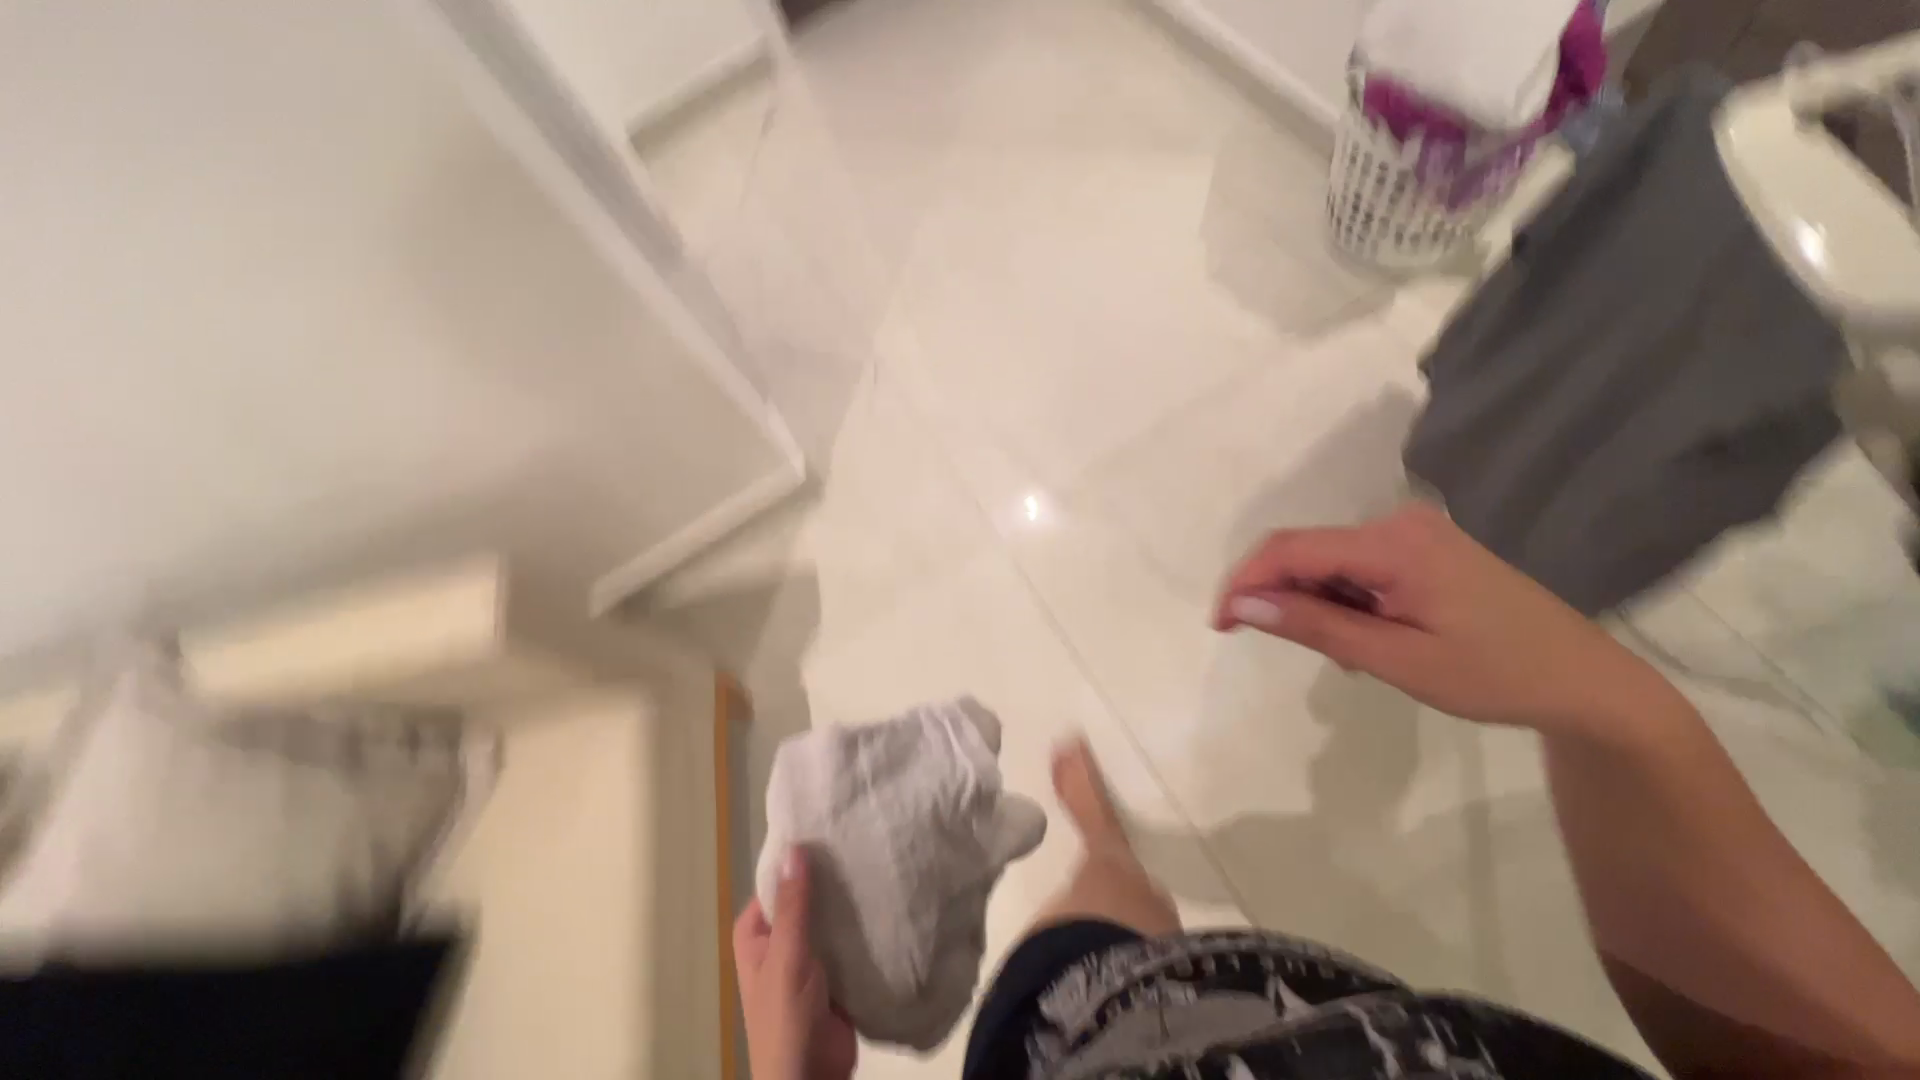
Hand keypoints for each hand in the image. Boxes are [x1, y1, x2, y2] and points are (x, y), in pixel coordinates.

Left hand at [734, 847, 857, 1079]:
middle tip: (865, 844)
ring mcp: (808, 958)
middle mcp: (779, 941)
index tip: (832, 829)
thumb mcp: (787, 957)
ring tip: (880, 867)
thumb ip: (794, 905)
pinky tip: (886, 903)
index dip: (802, 859)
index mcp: (756, 934)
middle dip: (831, 879)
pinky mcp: (835, 975)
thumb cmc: (785, 1019)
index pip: (777, 882)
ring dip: (850, 903)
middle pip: (806, 898)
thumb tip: (793, 848)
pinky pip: (849, 941)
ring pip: (830, 918)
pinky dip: (864, 927)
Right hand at [1213, 503, 1667, 734]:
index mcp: (1393, 543)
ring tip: (1350, 658)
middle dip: (1282, 597)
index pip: (1290, 549)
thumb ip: (1314, 626)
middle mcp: (1399, 523)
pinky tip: (1369, 639)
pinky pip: (1358, 567)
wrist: (1586, 682)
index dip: (1244, 582)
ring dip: (1317, 605)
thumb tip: (1242, 604)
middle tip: (1298, 653)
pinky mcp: (1424, 550)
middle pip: (1307, 551)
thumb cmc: (1494, 676)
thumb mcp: (1396, 659)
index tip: (1220, 626)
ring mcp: (1415, 533)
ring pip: (1330, 562)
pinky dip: (1345, 602)